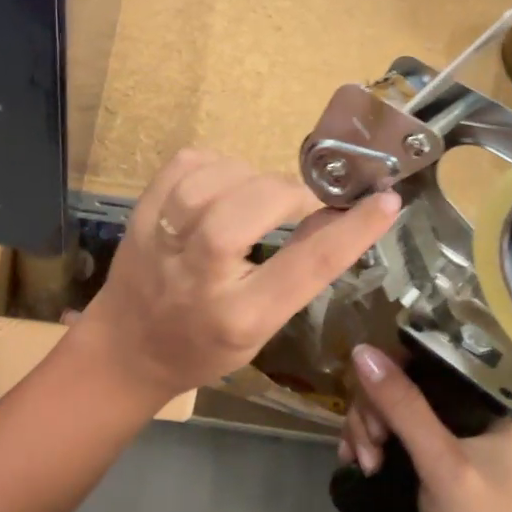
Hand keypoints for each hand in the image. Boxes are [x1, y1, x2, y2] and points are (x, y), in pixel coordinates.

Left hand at [64, 149, 400, 404]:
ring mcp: (163, 237)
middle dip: (290, 194)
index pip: (306, 264)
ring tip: (261, 195)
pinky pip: (187, 162)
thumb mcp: (260, 327)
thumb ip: (296, 274)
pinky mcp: (141, 211)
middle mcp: (198, 274)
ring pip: (218, 177)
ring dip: (252, 176)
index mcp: (238, 316)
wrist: (126, 349)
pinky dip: (216, 163)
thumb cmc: (202, 346)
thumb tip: (334, 216)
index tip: (385, 201)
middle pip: (254, 206)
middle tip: (303, 202)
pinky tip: (225, 181)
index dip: (351, 229)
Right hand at [340, 345, 511, 511]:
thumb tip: (359, 349)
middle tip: (371, 444)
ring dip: (370, 427)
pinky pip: (398, 429)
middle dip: (377, 406)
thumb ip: (404, 406)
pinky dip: (374, 441)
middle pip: (411, 376)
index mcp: (501, 397)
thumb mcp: (443, 466)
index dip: (397, 362)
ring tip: (364, 462)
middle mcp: (481, 405)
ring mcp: (460, 431)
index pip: (439, 350)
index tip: (372, 393)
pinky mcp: (442, 456)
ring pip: (398, 402)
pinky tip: (359, 462)